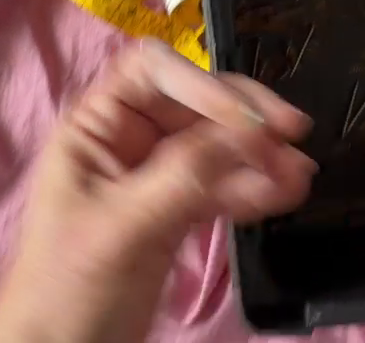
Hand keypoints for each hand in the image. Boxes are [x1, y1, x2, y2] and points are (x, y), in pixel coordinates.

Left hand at [0, 41, 314, 342]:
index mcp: (98, 124)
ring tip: (300, 174)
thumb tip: (245, 134)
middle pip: (196, 103)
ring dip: (260, 155)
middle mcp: (130, 137)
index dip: (202, 83)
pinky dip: (254, 187)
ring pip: (218, 145)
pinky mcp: (179, 211)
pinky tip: (286, 191)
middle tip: (292, 133)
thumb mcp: (119, 228)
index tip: (246, 118)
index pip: (154, 73)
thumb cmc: (63, 291)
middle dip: (243, 119)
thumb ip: (181, 177)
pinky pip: (223, 186)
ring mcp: (157, 173)